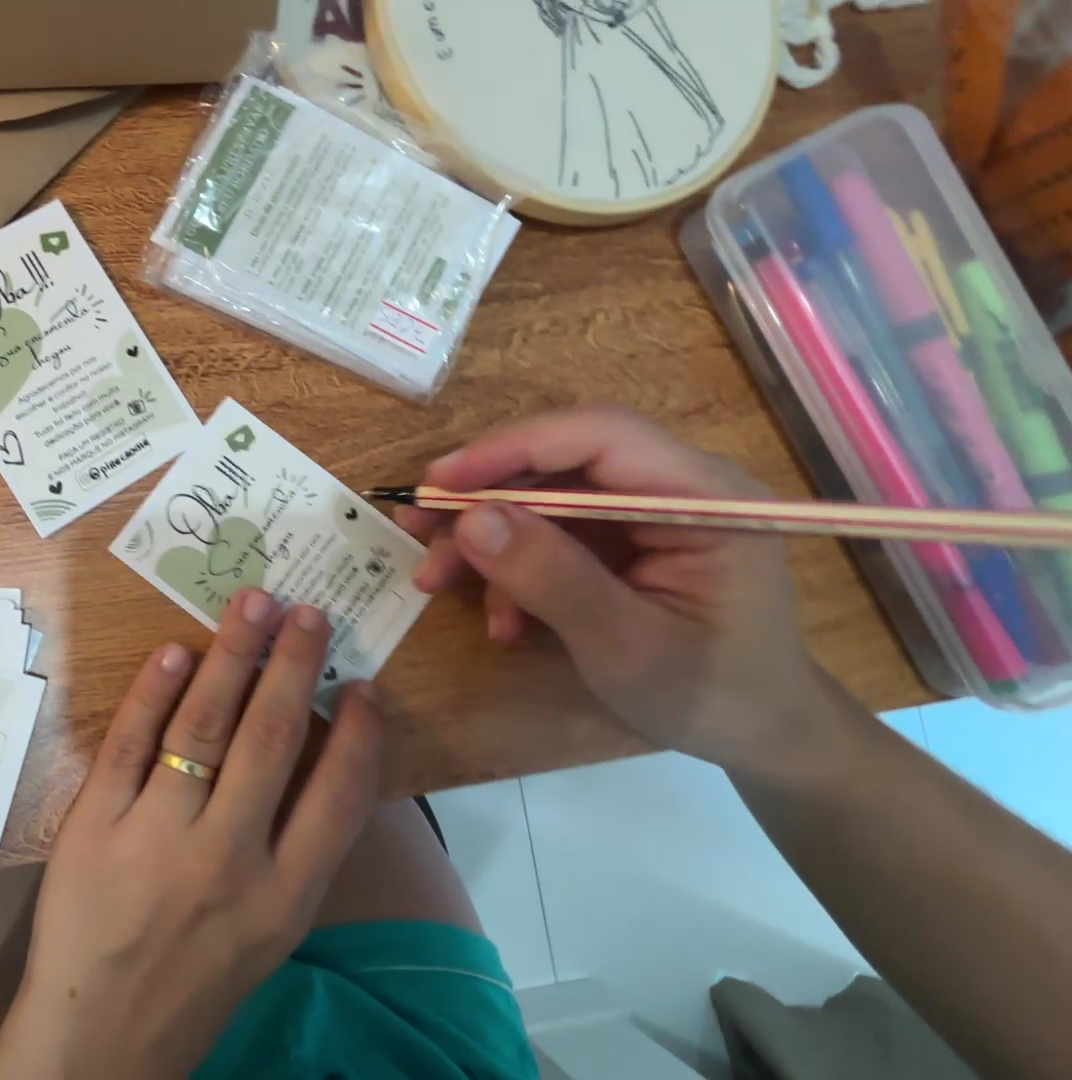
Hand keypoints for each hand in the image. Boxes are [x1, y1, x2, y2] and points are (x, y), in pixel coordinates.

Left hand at [0, 589, 385, 1079]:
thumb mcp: (270, 933)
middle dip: (293, 665)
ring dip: (232, 655)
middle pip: (270, 739)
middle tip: (307, 611)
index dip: (358, 733)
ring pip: (203, 725)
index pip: (337, 796)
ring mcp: (155, 836)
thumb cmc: (195, 981)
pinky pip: (129, 741)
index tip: (363, 683)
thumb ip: (296, 851)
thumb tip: (316, 754)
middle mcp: (227, 859)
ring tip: (253, 605)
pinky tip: (176, 652)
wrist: (98, 1034)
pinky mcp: (94, 822)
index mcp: (283, 897)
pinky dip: (154, 690)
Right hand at [396, 405, 826, 776]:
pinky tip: (501, 620)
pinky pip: (546, 535)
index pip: (600, 436)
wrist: (759, 735)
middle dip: (482, 497)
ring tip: (434, 581)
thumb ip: (553, 578)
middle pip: (559, 461)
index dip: (513, 448)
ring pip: (541, 498)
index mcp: (704, 496)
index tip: (439, 483)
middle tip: (416, 528)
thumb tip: (470, 520)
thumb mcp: (625, 644)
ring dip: (483, 539)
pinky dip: (509, 570)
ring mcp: (642, 513)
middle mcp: (672, 487)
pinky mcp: (619, 540)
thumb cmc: (711, 695)